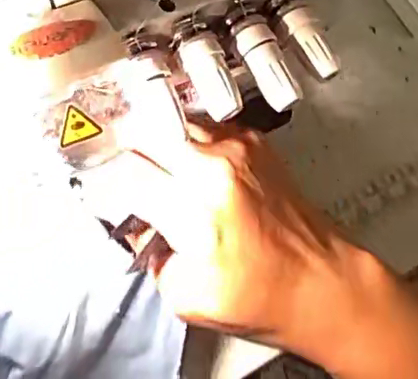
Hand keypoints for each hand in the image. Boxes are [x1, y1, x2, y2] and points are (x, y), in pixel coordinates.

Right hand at [86, 124, 380, 358]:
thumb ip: (153, 256)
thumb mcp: (191, 297)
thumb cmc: (265, 295)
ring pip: (174, 121)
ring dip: (154, 137)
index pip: (131, 177)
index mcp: (199, 212)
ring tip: (145, 155)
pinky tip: (183, 156)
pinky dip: (186, 137)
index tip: (97, 187)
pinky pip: (204, 125)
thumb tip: (134, 224)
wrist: (320, 278)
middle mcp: (217, 167)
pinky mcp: (251, 139)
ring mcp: (236, 147)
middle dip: (125, 148)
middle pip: (148, 134)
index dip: (107, 182)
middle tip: (111, 158)